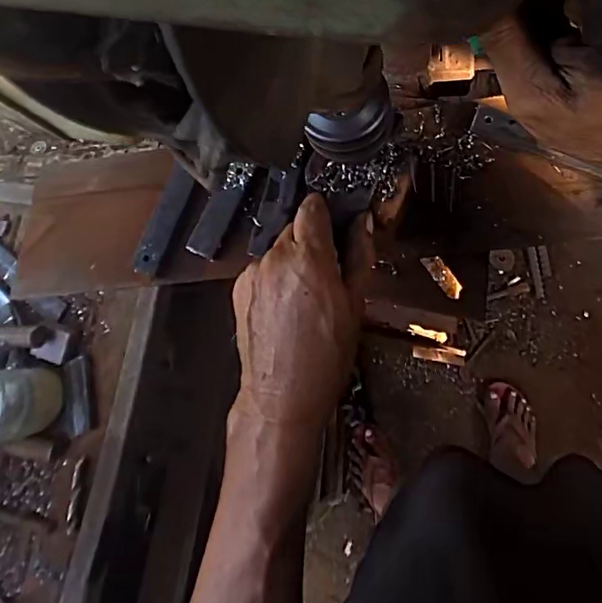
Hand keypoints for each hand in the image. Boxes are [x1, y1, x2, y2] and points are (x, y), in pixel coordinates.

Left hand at [230, 194, 375, 430]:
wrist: (281, 396)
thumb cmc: (324, 357)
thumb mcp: (355, 305)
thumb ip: (359, 255)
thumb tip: (362, 223)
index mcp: (307, 256)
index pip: (312, 207)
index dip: (325, 212)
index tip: (334, 223)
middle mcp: (275, 257)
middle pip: (294, 227)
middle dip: (310, 241)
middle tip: (326, 270)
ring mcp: (253, 271)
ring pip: (276, 248)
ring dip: (291, 259)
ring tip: (305, 295)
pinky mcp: (239, 286)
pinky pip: (261, 268)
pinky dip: (273, 276)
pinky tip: (285, 305)